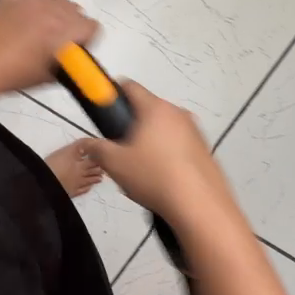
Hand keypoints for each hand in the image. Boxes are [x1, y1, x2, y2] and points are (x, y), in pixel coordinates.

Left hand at [0, 0, 98, 97]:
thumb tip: (73, 60)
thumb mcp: (48, 76)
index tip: (80, 50)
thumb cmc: (12, 75)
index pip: (91, 26)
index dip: (88, 39)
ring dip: (55, 2)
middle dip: (73, 23)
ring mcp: (25, 1)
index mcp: (62, 29)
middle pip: (73, 8)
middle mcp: (48, 9)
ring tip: (49, 19)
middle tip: (62, 42)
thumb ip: (67, 65)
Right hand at [88, 81, 236, 229]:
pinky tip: (162, 179)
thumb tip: (88, 144)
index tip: (104, 113)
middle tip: (120, 149)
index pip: (129, 86)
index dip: (112, 95)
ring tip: (141, 169)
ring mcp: (195, 131)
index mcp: (155, 108)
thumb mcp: (114, 164)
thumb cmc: (154, 176)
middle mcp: (178, 113)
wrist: (201, 207)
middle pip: (147, 109)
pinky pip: (179, 144)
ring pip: (163, 128)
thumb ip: (96, 149)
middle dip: (131, 125)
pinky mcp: (206, 150)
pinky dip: (167, 155)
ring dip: (150, 141)